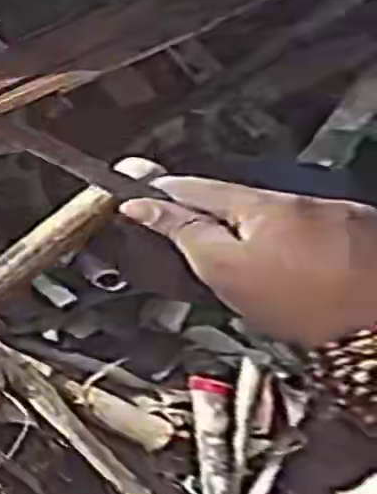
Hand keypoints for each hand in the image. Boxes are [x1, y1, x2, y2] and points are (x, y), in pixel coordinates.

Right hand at [121, 176, 376, 347]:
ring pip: (280, 216)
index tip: (138, 202)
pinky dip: (297, 243)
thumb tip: (141, 205)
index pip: (193, 186)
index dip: (158, 194)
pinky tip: (295, 269)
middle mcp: (318, 204)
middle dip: (213, 218)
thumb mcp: (219, 267)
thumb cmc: (300, 307)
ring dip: (258, 231)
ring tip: (252, 265)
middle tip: (195, 246)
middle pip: (240, 201)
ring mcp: (356, 221)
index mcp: (271, 206)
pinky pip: (317, 230)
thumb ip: (179, 229)